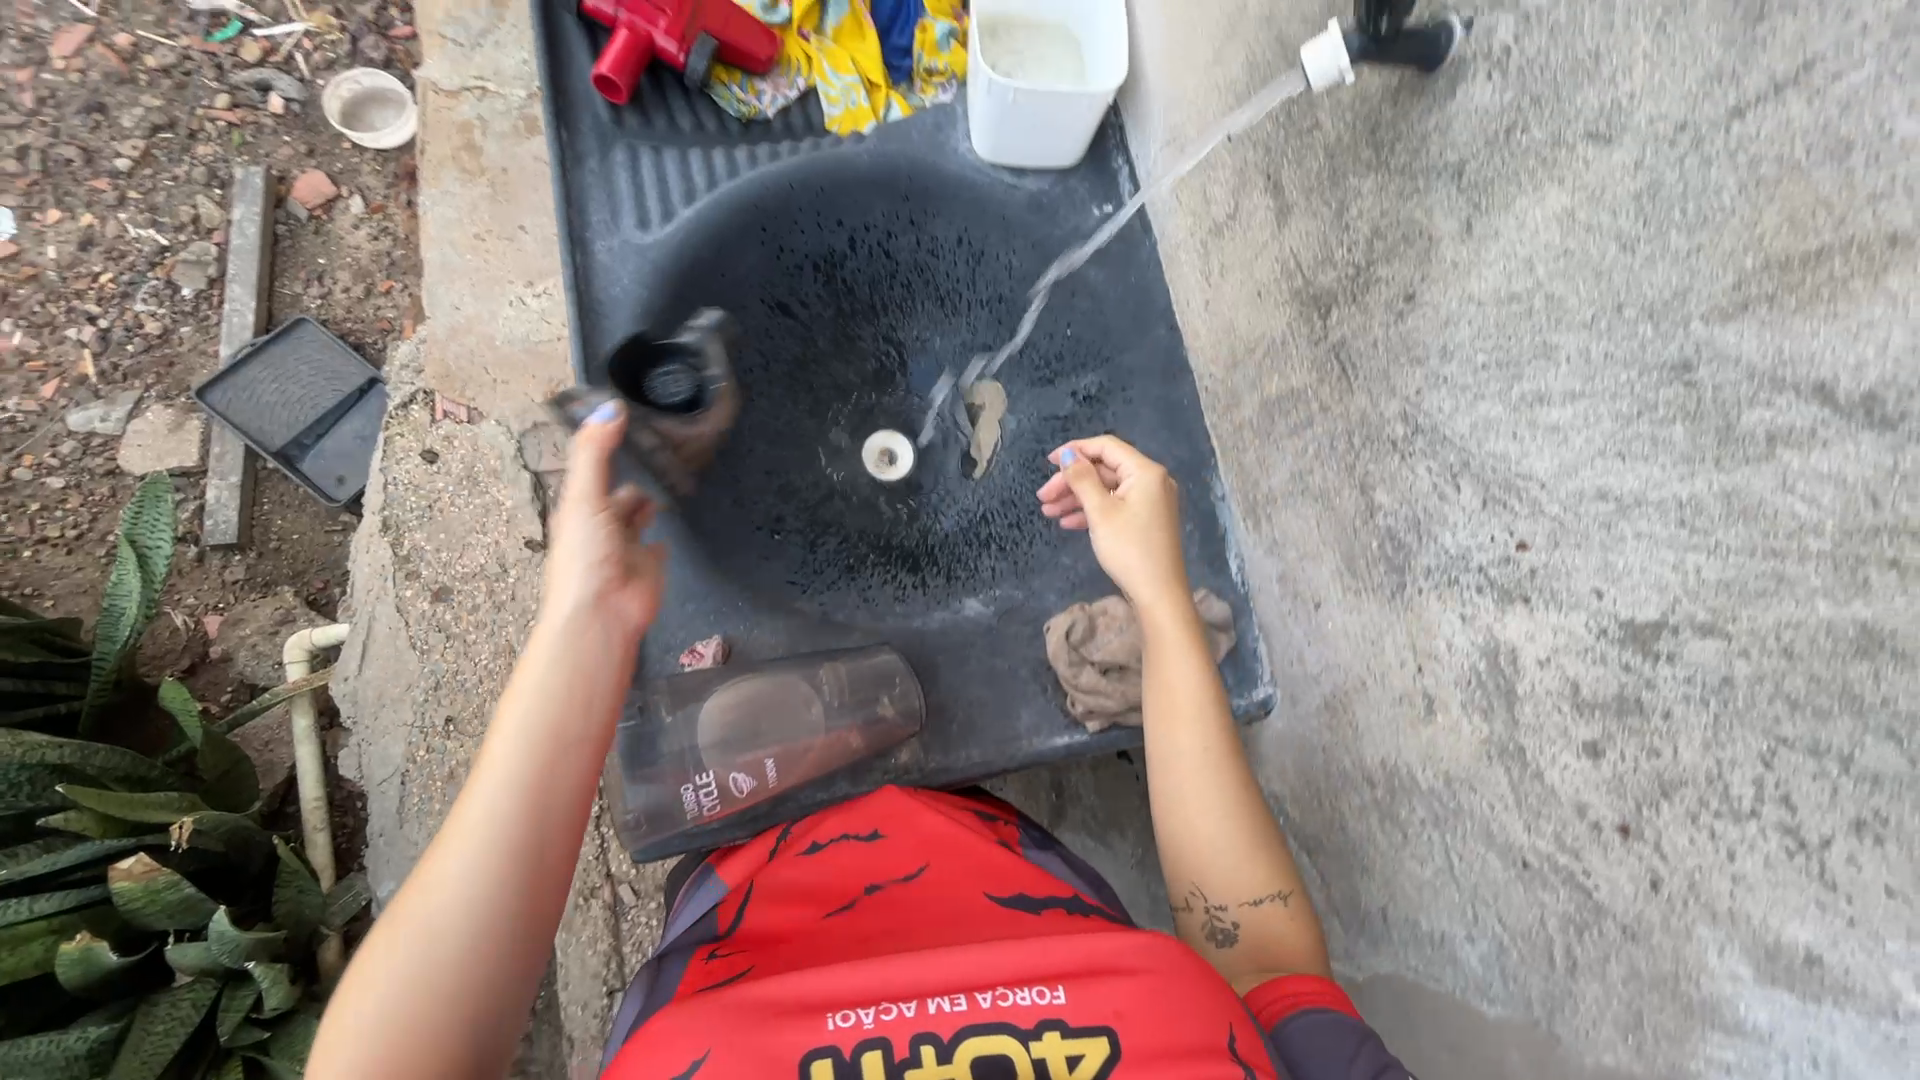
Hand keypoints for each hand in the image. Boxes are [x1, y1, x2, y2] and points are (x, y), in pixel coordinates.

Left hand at [537, 401, 666, 644]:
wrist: (604, 612)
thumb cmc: (586, 554)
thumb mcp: (583, 496)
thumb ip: (596, 453)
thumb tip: (611, 406)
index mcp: (577, 507)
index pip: (591, 468)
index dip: (606, 446)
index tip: (628, 419)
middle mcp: (600, 523)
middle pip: (617, 490)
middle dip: (633, 474)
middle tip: (661, 448)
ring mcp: (626, 544)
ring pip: (638, 513)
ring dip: (649, 499)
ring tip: (672, 475)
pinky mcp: (650, 562)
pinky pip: (657, 541)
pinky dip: (663, 531)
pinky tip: (672, 518)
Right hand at [1036, 435, 1190, 614]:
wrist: (1158, 593)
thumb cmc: (1129, 549)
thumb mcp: (1100, 512)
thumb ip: (1082, 479)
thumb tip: (1069, 454)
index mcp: (1145, 471)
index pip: (1106, 447)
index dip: (1075, 451)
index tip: (1048, 463)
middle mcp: (1151, 480)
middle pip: (1104, 469)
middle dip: (1071, 481)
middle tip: (1043, 497)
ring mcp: (1150, 501)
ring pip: (1107, 489)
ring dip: (1076, 498)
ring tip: (1048, 512)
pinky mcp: (1145, 519)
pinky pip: (1115, 505)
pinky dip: (1092, 511)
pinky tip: (1068, 523)